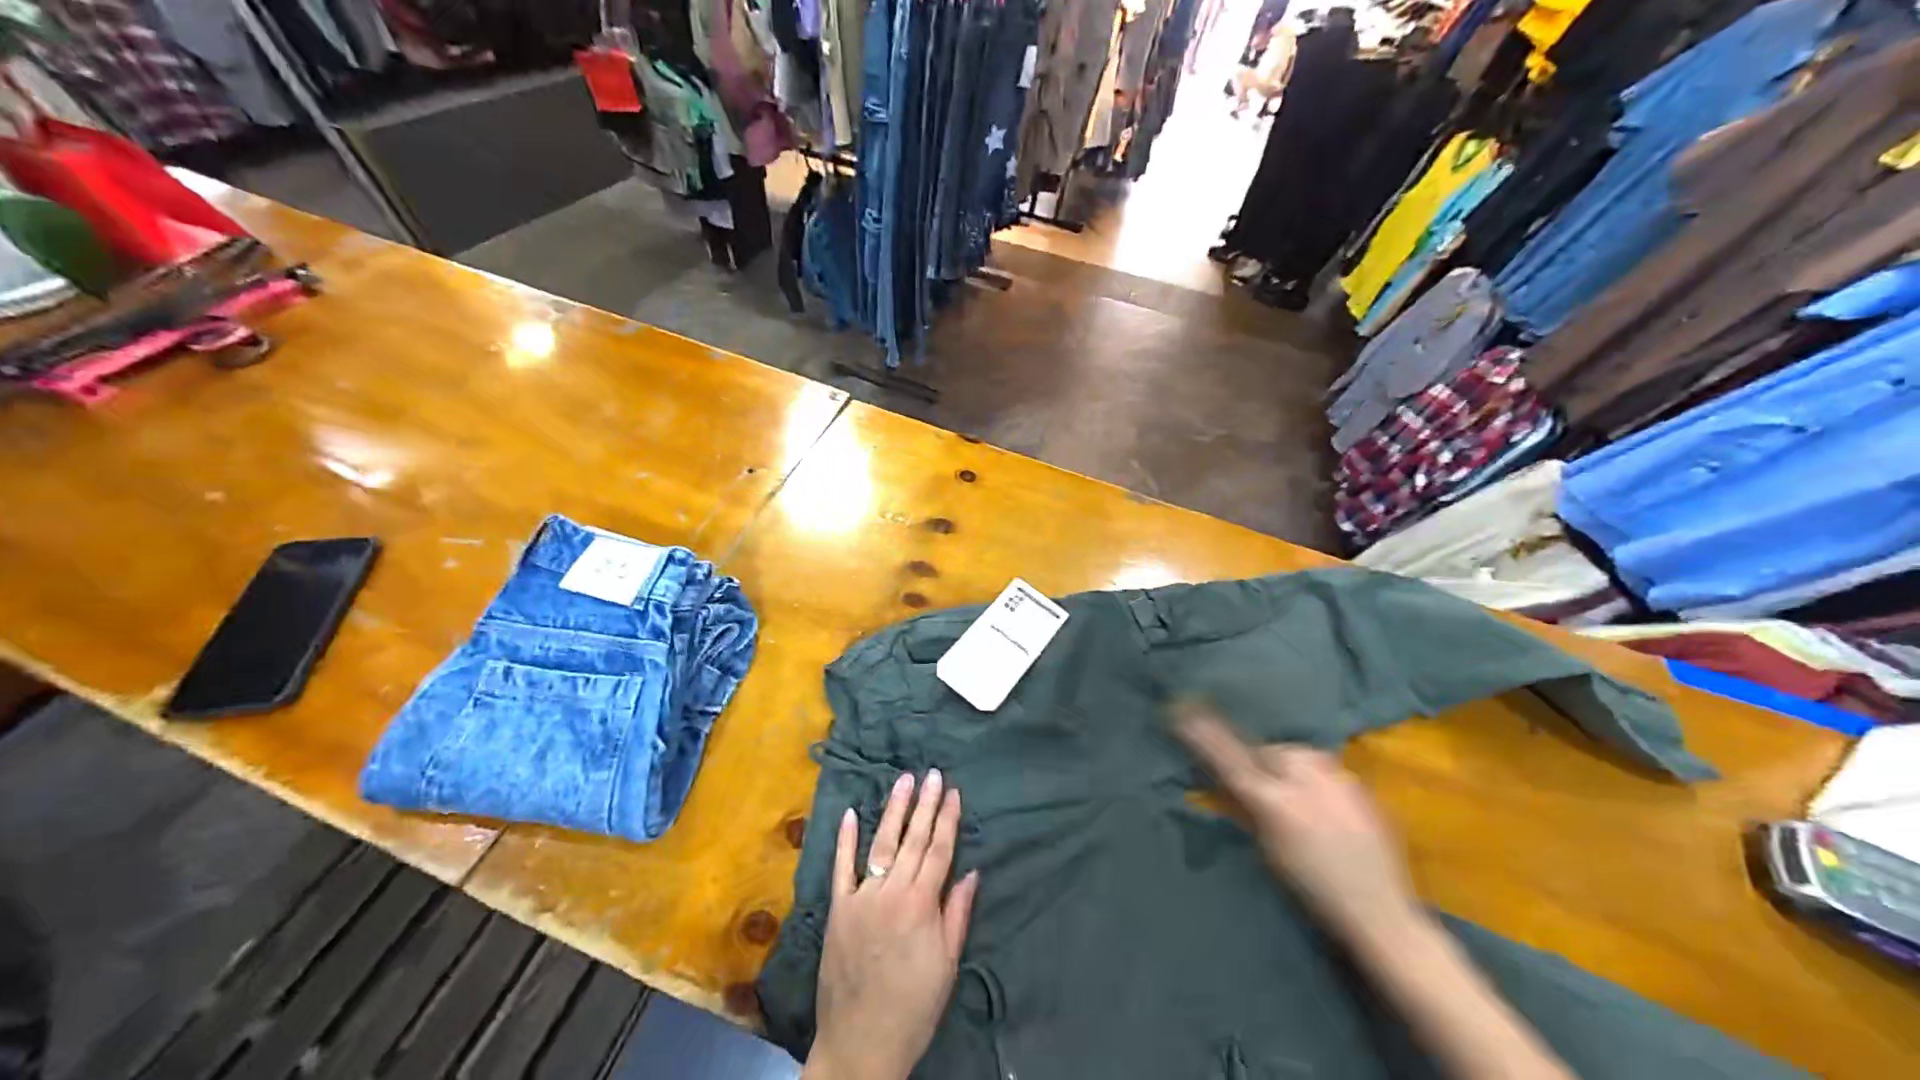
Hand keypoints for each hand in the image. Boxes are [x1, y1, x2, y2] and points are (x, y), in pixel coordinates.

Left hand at [804, 770, 979, 1079]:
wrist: (861, 1043)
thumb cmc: (914, 1006)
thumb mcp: (947, 964)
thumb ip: (957, 913)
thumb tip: (971, 871)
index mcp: (921, 904)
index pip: (938, 850)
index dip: (947, 819)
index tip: (953, 791)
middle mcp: (890, 892)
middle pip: (912, 839)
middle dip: (924, 804)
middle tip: (932, 773)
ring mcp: (860, 897)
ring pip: (881, 844)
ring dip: (893, 810)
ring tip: (903, 780)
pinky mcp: (836, 909)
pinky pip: (841, 867)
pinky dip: (845, 839)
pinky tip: (852, 812)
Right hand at [1174, 704, 1417, 943]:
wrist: (1379, 910)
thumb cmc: (1313, 889)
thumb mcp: (1268, 850)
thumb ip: (1246, 808)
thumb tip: (1225, 782)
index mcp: (1274, 801)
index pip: (1229, 757)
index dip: (1205, 733)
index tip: (1184, 710)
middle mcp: (1304, 780)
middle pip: (1268, 750)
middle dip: (1259, 761)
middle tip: (1260, 787)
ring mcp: (1336, 779)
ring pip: (1297, 754)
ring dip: (1287, 765)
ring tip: (1293, 794)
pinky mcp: (1358, 785)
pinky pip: (1324, 768)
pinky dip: (1314, 777)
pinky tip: (1321, 803)